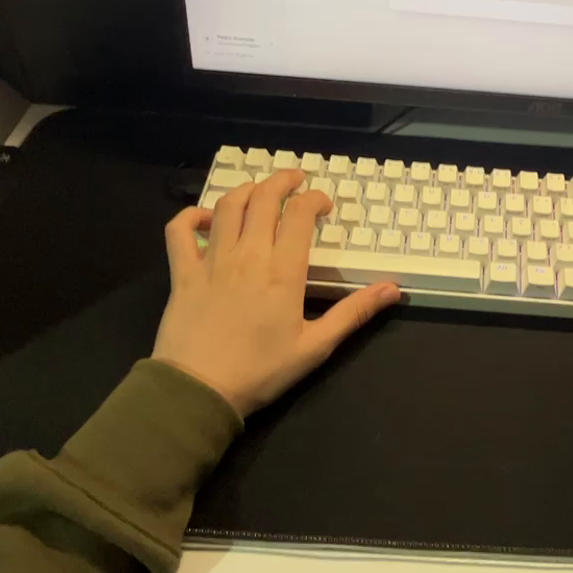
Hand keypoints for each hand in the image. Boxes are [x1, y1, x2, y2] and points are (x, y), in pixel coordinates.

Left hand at [155, 169, 400, 415]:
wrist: (197, 392)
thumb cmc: (260, 371)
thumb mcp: (316, 346)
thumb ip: (354, 313)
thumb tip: (392, 289)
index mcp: (283, 270)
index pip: (299, 213)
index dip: (314, 198)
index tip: (323, 204)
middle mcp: (248, 255)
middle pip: (263, 198)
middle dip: (282, 181)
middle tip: (295, 180)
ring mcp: (212, 261)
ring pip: (227, 206)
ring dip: (246, 190)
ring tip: (259, 191)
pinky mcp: (183, 273)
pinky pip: (180, 231)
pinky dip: (191, 216)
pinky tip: (206, 219)